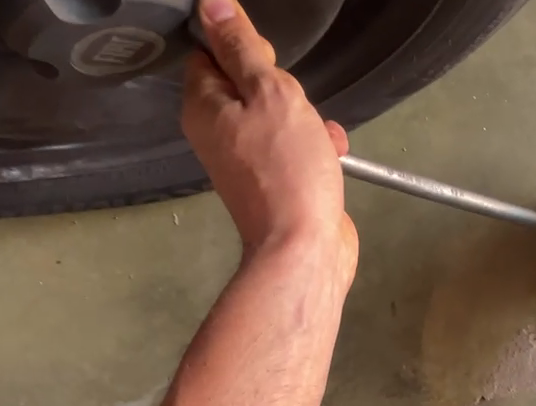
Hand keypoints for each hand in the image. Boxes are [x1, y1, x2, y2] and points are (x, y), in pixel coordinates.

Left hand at [182, 0, 355, 273]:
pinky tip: (331, 158)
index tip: (272, 65)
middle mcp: (219, 136)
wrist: (305, 250)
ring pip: (279, 121)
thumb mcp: (271, 94)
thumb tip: (212, 6)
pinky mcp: (277, 188)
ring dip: (307, 122)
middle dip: (284, 91)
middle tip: (298, 107)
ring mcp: (249, 165)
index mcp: (204, 108)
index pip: (212, 54)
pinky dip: (315, 151)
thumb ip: (243, 48)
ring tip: (321, 138)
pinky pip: (294, 153)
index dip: (245, 50)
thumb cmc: (288, 174)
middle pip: (249, 88)